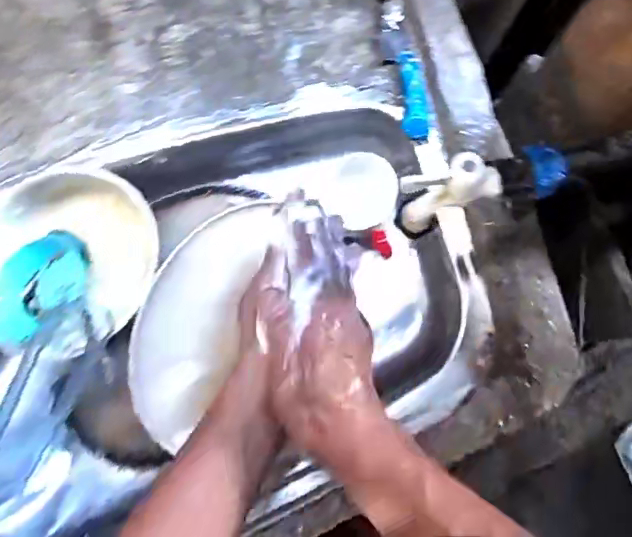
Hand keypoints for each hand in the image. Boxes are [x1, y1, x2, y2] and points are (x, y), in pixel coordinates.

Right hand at [249, 205, 393, 476]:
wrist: (347, 425)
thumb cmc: (308, 398)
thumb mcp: (279, 360)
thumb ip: (276, 317)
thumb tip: (274, 278)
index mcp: (320, 304)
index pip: (308, 257)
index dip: (300, 231)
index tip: (295, 206)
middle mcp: (341, 303)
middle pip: (329, 258)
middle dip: (320, 232)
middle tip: (316, 208)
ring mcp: (352, 315)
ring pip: (341, 270)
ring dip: (333, 247)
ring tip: (330, 225)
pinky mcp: (356, 330)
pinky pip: (347, 287)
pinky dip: (339, 269)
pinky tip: (342, 266)